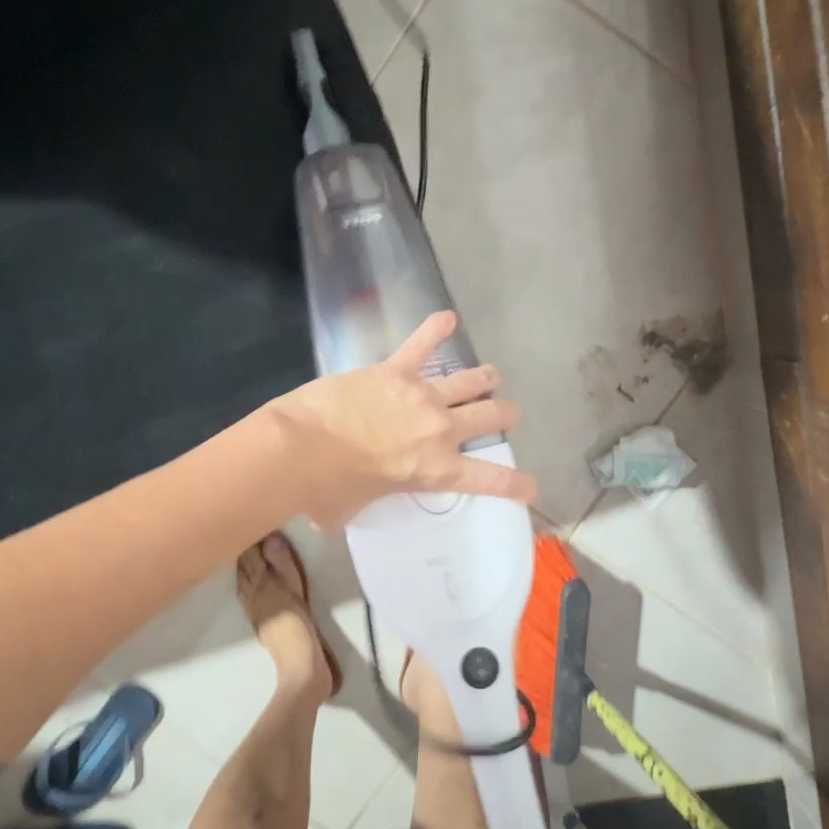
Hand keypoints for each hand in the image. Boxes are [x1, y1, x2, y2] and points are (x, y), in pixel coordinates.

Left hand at [266, 311, 536, 527]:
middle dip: (503, 417)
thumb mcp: (353, 511)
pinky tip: (446, 317)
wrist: (298, 449)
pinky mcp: (393, 370)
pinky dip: (435, 329)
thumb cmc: (324, 490)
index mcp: (435, 471)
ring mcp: (420, 396)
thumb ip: (363, 502)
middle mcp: (439, 430)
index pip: (490, 480)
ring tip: (491, 377)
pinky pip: (420, 344)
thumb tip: (343, 506)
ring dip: (484, 379)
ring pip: (469, 382)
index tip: (530, 487)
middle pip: (489, 417)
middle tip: (505, 416)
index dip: (517, 485)